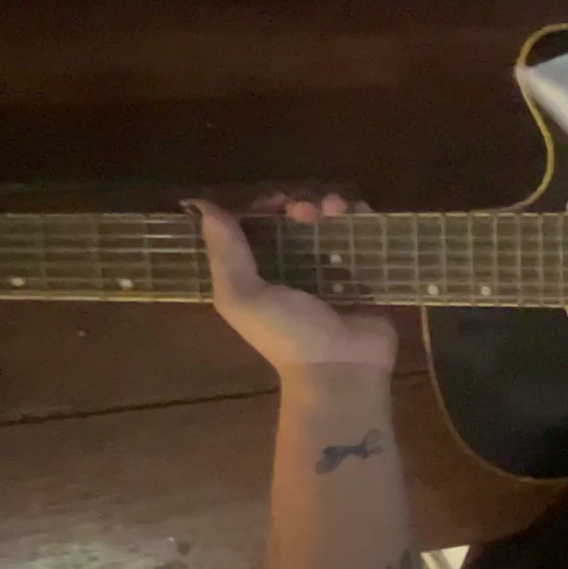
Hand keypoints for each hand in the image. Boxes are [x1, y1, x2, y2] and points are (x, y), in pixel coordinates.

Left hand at [189, 193, 397, 381]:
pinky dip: (364, 224)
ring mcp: (335, 274)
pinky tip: (363, 215)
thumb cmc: (286, 333)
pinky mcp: (367, 278)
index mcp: (261, 275)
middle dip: (302, 207)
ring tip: (338, 209)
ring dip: (334, 209)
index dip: (265, 209)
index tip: (277, 202)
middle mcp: (297, 270)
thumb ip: (225, 252)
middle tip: (307, 211)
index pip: (260, 229)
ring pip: (333, 227)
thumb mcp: (242, 296)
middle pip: (299, 224)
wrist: (340, 366)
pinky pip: (366, 243)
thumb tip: (200, 204)